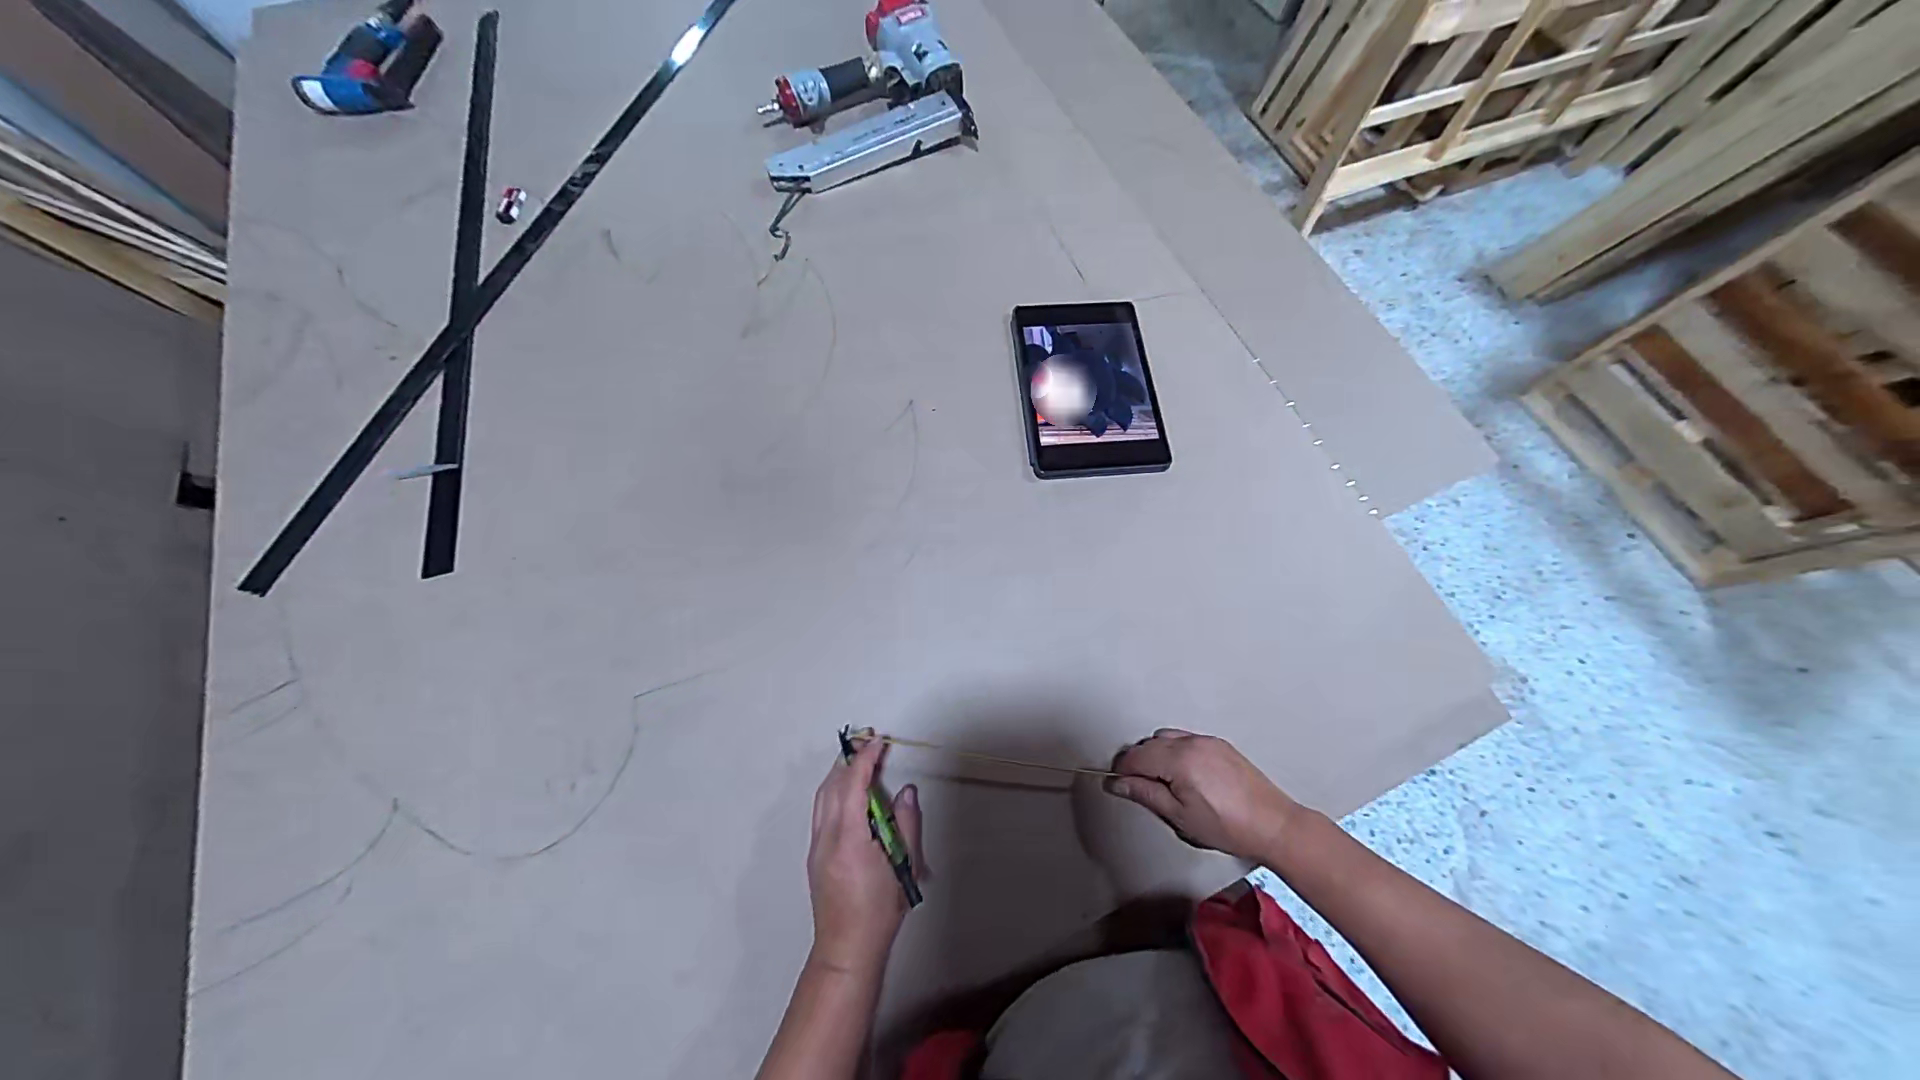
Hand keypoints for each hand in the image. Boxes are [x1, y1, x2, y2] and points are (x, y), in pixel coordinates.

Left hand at [806, 736, 924, 971]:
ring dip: (839, 772)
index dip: (866, 757)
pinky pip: (821, 809)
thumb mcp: (904, 867)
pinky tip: (848, 790)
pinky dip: (834, 789)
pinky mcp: (814, 854)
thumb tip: (907, 792)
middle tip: (869, 739)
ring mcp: (816, 845)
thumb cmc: (879, 912)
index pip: (854, 784)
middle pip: (833, 784)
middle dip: (850, 757)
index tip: (878, 740)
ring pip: (823, 795)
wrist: (846, 949)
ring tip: (859, 758)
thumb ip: (907, 824)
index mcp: (849, 838)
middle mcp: (826, 836)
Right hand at [1105, 729, 1303, 861]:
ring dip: (1156, 754)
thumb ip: (1145, 794)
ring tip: (1164, 783)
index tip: (1118, 784)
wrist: (1273, 826)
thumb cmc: (1231, 826)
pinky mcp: (1220, 746)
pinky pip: (1186, 740)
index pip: (1135, 756)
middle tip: (1139, 788)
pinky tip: (1183, 775)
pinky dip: (1176, 752)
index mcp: (1179, 759)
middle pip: (1148, 744)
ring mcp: (1208, 742)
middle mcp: (1192, 743)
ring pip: (1166, 738)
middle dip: (1137, 762)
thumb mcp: (1179, 816)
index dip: (1122, 771)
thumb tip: (1119, 784)